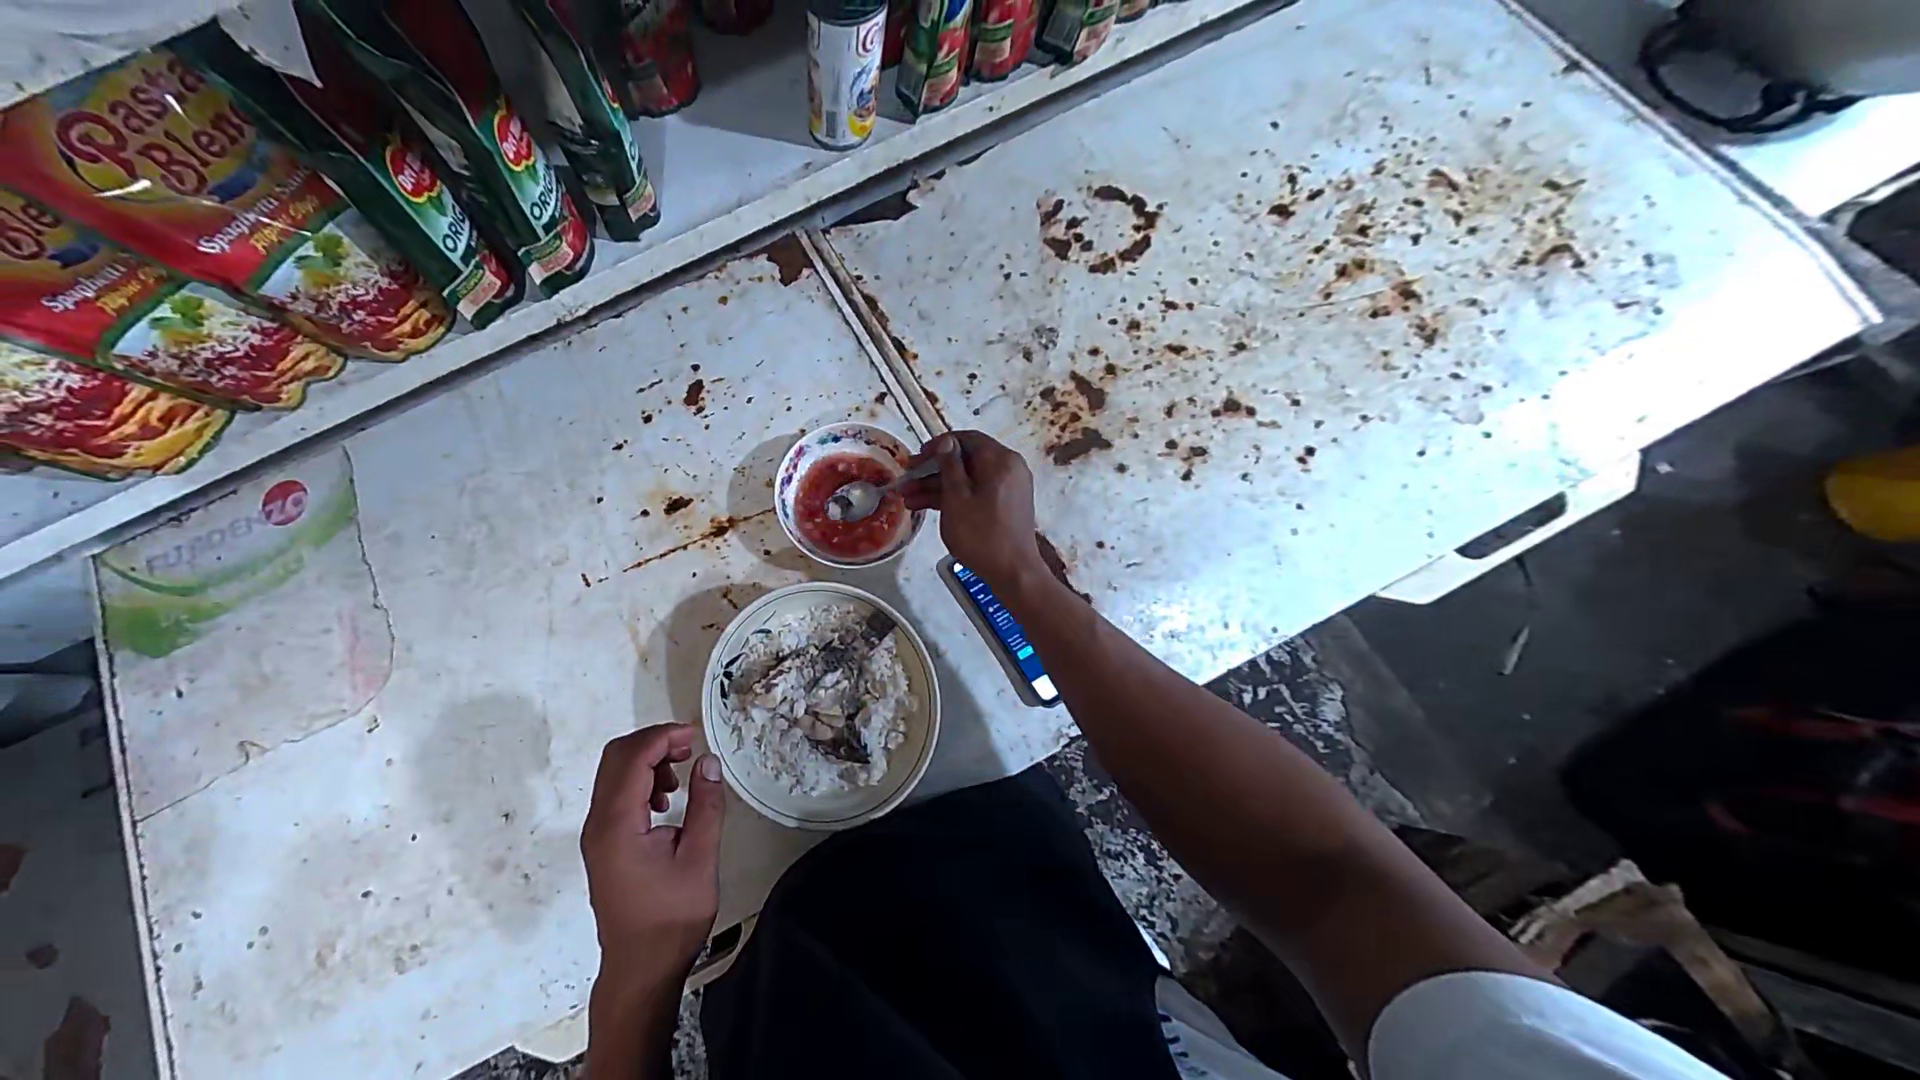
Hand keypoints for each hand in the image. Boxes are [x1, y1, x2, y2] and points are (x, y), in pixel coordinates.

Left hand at [580, 724, 724, 993]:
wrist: (642, 966)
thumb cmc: (672, 916)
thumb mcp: (700, 857)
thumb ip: (706, 805)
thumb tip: (709, 762)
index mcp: (617, 825)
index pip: (632, 759)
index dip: (663, 737)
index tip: (695, 736)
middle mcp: (598, 824)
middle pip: (616, 758)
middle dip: (654, 742)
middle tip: (690, 748)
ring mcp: (597, 834)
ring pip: (615, 774)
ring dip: (649, 761)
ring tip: (683, 776)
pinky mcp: (604, 843)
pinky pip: (617, 793)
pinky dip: (642, 781)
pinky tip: (669, 800)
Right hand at [904, 430, 1045, 587]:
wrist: (1013, 572)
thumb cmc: (982, 535)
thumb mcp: (957, 498)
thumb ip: (949, 466)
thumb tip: (945, 442)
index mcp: (1000, 460)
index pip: (966, 439)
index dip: (938, 446)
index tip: (917, 458)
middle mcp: (1008, 468)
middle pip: (966, 460)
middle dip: (933, 470)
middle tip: (907, 479)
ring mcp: (1008, 487)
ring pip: (968, 479)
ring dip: (939, 487)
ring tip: (908, 498)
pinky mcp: (1005, 505)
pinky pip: (977, 492)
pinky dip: (955, 497)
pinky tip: (927, 507)